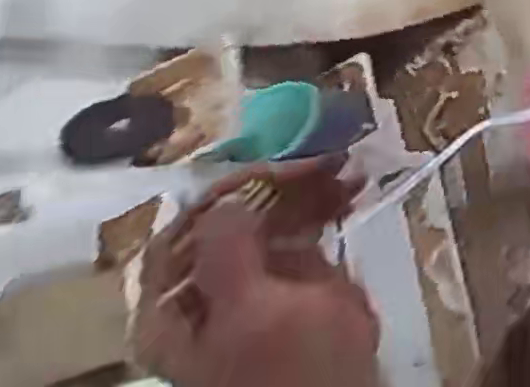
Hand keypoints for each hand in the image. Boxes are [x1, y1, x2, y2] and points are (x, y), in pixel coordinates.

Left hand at [135, 161, 380, 386]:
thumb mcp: (255, 313)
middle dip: (282, 184)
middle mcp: (208, 285)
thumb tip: (229, 196)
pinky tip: (353, 191)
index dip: (232, 192)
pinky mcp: (295, 275)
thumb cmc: (289, 366)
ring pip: (272, 214)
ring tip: (352, 172)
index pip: (189, 227)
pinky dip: (326, 203)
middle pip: (234, 215)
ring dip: (310, 187)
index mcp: (176, 304)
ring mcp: (254, 279)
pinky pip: (302, 226)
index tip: (288, 168)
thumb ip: (229, 256)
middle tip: (333, 162)